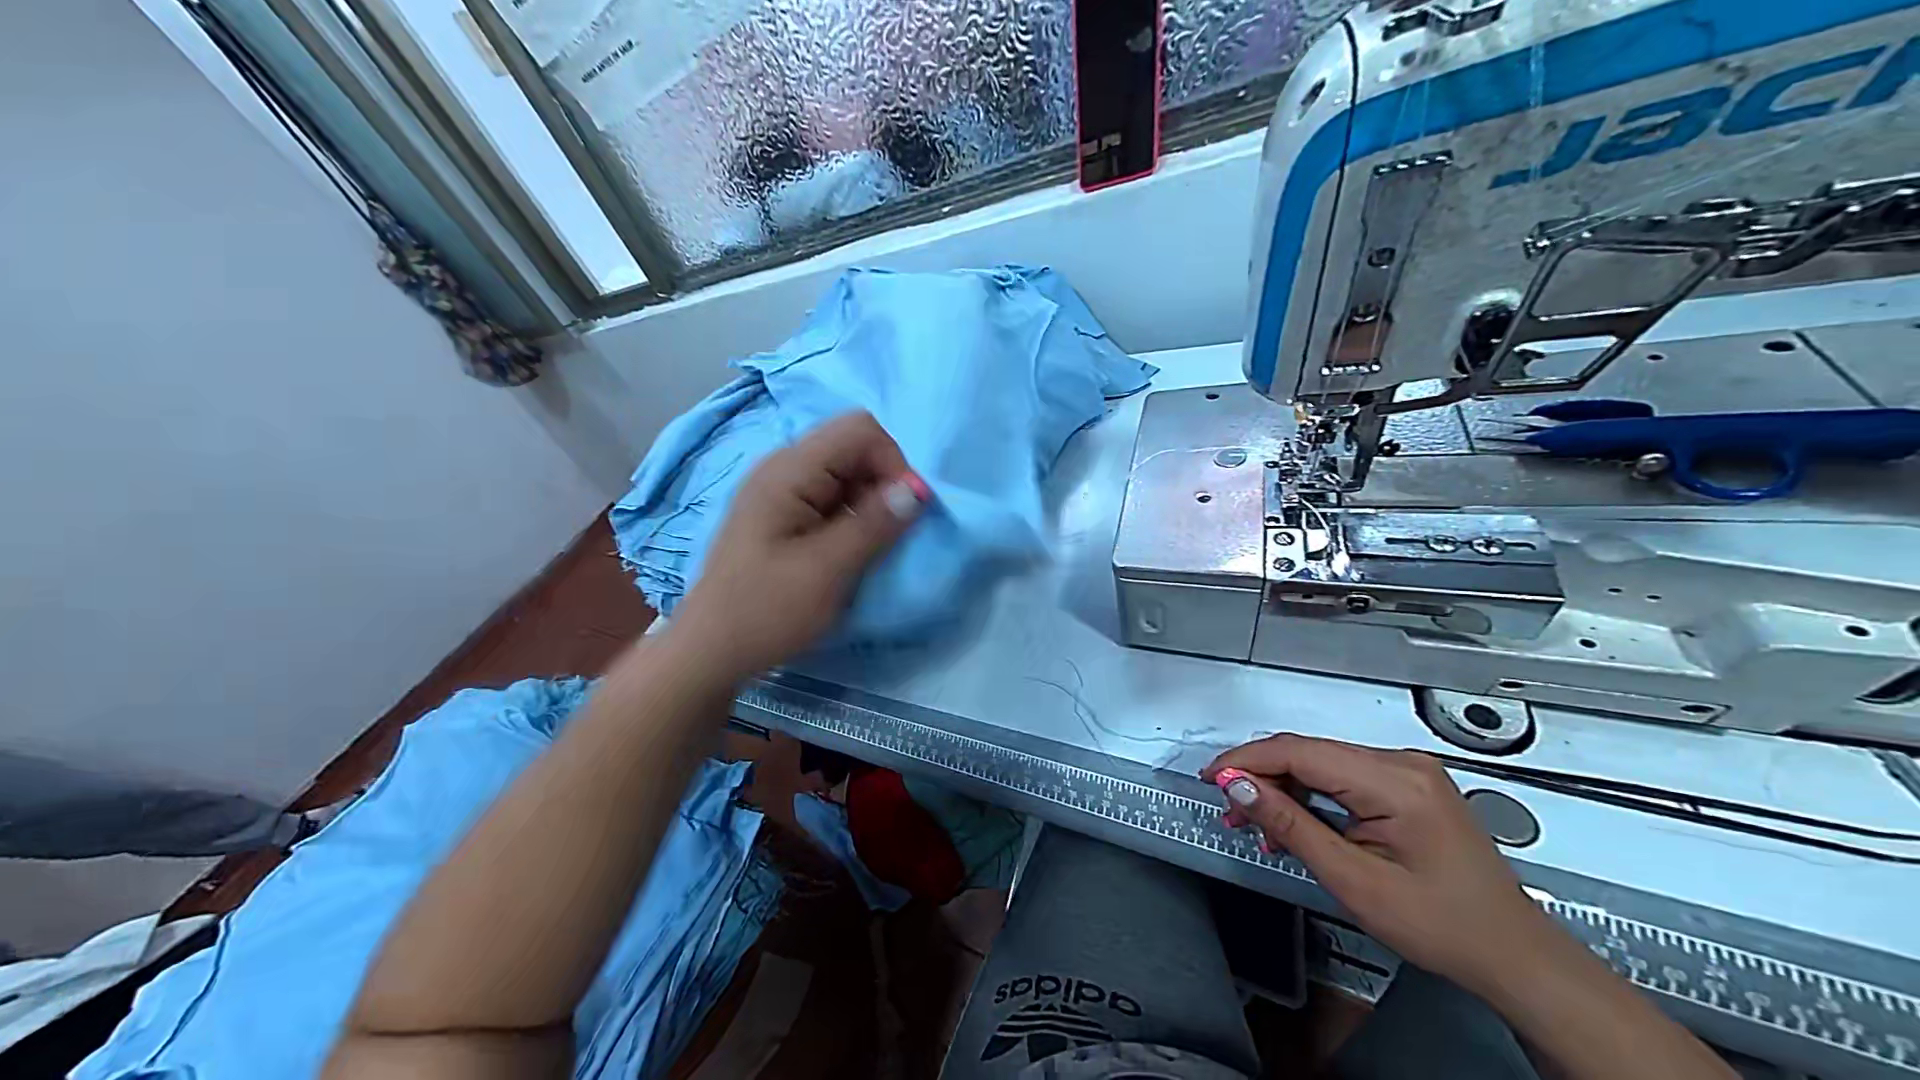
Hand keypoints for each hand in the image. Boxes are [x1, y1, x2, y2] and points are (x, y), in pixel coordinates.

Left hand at [670, 411, 925, 679]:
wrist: (711, 651)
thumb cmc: (766, 610)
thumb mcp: (827, 569)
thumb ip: (874, 523)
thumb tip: (918, 489)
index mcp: (789, 471)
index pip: (860, 430)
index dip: (893, 463)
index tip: (904, 513)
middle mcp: (783, 468)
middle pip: (853, 447)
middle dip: (883, 484)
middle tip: (889, 535)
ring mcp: (780, 491)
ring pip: (845, 474)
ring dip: (870, 503)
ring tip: (870, 548)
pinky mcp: (782, 515)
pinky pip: (830, 497)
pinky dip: (852, 517)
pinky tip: (850, 552)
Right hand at [1203, 735, 1557, 995]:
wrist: (1511, 954)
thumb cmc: (1445, 926)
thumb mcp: (1353, 880)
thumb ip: (1289, 824)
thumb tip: (1239, 785)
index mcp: (1397, 782)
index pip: (1299, 751)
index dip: (1246, 761)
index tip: (1212, 779)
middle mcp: (1403, 764)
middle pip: (1307, 752)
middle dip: (1260, 777)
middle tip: (1231, 810)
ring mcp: (1407, 771)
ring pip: (1320, 762)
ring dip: (1282, 788)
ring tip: (1257, 824)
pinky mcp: (1405, 784)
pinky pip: (1341, 775)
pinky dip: (1309, 795)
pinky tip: (1293, 822)